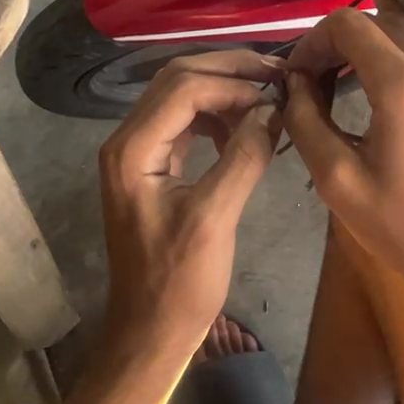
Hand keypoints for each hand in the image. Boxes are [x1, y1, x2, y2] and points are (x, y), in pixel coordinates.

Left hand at [99, 51, 284, 355]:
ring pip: (180, 95)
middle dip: (226, 71)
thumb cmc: (178, 284)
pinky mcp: (152, 165)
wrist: (149, 331)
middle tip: (276, 73)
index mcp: (132, 149)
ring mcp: (137, 151)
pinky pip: (184, 121)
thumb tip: (272, 109)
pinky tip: (243, 127)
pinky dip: (215, 114)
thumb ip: (242, 157)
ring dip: (222, 89)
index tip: (276, 94)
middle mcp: (127, 139)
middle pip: (176, 79)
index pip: (183, 88)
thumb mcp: (214, 220)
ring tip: (266, 97)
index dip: (231, 83)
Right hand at [282, 0, 403, 327]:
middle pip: (377, 20)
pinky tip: (384, 92)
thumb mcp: (339, 182)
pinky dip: (398, 59)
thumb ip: (305, 121)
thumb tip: (296, 85)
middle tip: (315, 80)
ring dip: (369, 47)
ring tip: (344, 84)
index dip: (312, 40)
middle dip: (337, 41)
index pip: (347, 22)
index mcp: (402, 81)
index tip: (297, 77)